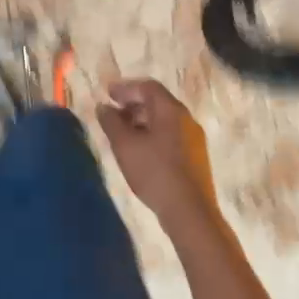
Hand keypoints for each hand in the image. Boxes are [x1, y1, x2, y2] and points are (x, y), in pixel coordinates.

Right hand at [97, 79, 220, 225]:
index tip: (108, 95)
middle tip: (112, 115)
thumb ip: (111, 122)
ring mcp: (194, 140)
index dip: (125, 88)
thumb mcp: (124, 145)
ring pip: (164, 121)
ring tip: (122, 136)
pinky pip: (171, 136)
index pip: (148, 87)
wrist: (190, 212)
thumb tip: (103, 107)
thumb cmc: (154, 171)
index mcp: (171, 111)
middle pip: (157, 103)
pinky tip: (140, 152)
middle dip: (132, 105)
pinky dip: (152, 136)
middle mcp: (186, 120)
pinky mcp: (195, 158)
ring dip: (141, 122)